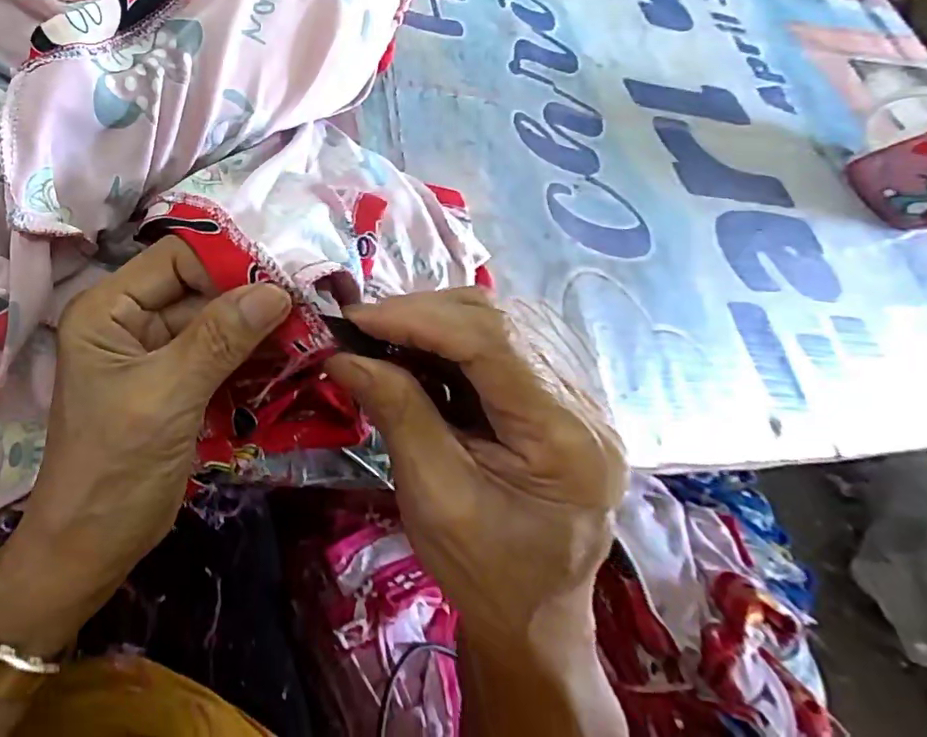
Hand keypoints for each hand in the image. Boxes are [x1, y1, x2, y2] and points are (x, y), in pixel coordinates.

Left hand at [0, 238, 291, 652]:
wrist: (90, 544)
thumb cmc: (116, 465)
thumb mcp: (167, 395)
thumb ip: (218, 339)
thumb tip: (275, 289)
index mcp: (106, 308)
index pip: (172, 260)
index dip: (227, 260)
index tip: (287, 272)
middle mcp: (125, 320)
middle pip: (195, 289)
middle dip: (250, 297)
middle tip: (314, 303)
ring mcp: (149, 353)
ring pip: (211, 324)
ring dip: (257, 329)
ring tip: (314, 330)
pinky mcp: (171, 384)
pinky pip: (214, 357)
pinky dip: (248, 359)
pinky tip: (292, 359)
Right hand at [324, 289, 625, 654]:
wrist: (532, 614)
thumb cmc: (485, 568)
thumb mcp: (433, 494)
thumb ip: (397, 412)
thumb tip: (341, 353)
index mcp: (565, 437)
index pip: (494, 343)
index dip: (418, 317)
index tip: (353, 317)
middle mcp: (584, 404)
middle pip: (501, 320)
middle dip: (422, 312)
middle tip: (360, 326)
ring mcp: (576, 396)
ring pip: (503, 319)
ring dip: (435, 317)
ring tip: (384, 334)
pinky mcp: (555, 395)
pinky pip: (503, 339)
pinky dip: (451, 332)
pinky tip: (418, 347)